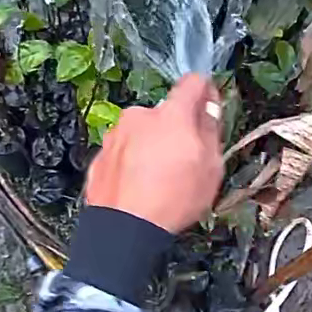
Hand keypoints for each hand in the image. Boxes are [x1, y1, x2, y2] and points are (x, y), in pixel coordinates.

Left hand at [83, 74, 223, 233]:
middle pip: (165, 113)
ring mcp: (116, 135)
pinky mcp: (100, 155)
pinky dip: (132, 162)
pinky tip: (139, 186)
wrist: (124, 228)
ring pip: (142, 132)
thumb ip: (210, 130)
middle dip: (176, 129)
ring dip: (152, 146)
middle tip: (185, 159)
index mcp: (171, 114)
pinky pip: (123, 151)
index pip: (192, 83)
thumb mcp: (210, 167)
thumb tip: (208, 110)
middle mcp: (139, 116)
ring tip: (159, 179)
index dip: (205, 91)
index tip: (210, 104)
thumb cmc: (173, 198)